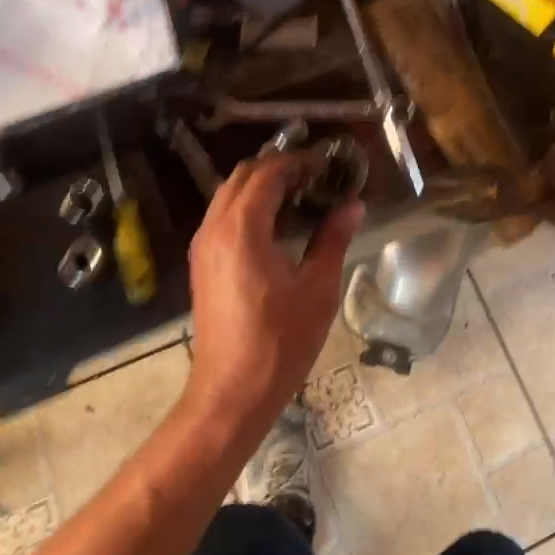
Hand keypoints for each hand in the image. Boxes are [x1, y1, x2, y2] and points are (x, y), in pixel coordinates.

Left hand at [184, 151, 364, 424]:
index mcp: (242, 229)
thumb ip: (333, 239)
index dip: (298, 163)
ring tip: (300, 197)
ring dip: (260, 187)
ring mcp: (202, 247)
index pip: (268, 174)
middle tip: (315, 178)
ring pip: (228, 195)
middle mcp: (214, 228)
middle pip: (243, 177)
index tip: (328, 166)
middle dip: (278, 169)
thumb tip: (353, 205)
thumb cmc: (280, 341)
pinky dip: (247, 208)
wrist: (232, 391)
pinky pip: (222, 217)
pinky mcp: (201, 264)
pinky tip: (276, 226)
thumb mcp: (318, 289)